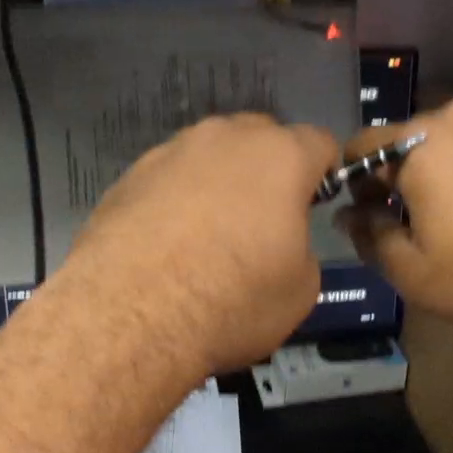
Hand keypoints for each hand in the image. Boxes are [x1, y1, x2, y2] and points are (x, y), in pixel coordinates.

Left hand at [62, 114, 339, 374]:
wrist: (130, 315)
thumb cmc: (233, 300)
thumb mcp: (301, 289)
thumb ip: (300, 245)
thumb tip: (281, 240)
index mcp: (280, 156)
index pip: (320, 141)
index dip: (323, 172)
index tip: (314, 205)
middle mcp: (226, 138)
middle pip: (261, 137)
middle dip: (268, 169)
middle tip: (262, 220)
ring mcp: (172, 151)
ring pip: (209, 154)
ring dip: (218, 182)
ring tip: (206, 237)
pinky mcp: (128, 175)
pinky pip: (168, 178)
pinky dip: (174, 200)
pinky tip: (166, 245)